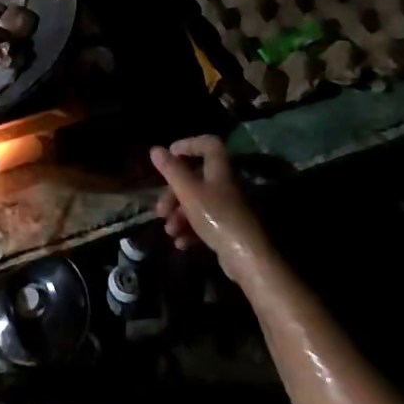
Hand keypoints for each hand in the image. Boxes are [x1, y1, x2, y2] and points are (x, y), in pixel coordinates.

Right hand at [151, 135, 271, 278]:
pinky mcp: (226, 228)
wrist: (248, 259)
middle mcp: (224, 185)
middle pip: (194, 178)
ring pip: (195, 202)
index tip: (169, 155)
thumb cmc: (216, 217)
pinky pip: (203, 221)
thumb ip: (171, 170)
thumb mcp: (188, 191)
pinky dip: (189, 229)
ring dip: (178, 215)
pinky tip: (181, 243)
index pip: (208, 144)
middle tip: (160, 210)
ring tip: (170, 231)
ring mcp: (226, 208)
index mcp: (219, 170)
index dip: (188, 144)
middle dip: (173, 194)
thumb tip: (155, 149)